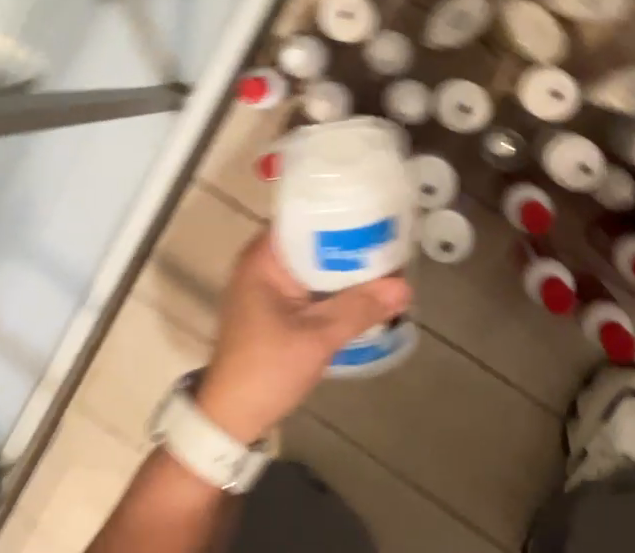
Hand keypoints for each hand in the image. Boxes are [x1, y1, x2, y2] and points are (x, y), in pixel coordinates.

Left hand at [193, 232, 411, 442]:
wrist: (230, 417)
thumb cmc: (267, 370)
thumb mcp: (317, 339)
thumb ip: (359, 309)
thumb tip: (405, 286)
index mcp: (263, 257)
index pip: (307, 219)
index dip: (344, 218)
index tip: (379, 218)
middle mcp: (261, 262)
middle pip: (313, 242)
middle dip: (351, 247)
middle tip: (393, 245)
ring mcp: (266, 284)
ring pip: (314, 266)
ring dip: (345, 271)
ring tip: (388, 267)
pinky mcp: (273, 306)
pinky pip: (309, 285)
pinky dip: (333, 288)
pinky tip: (363, 294)